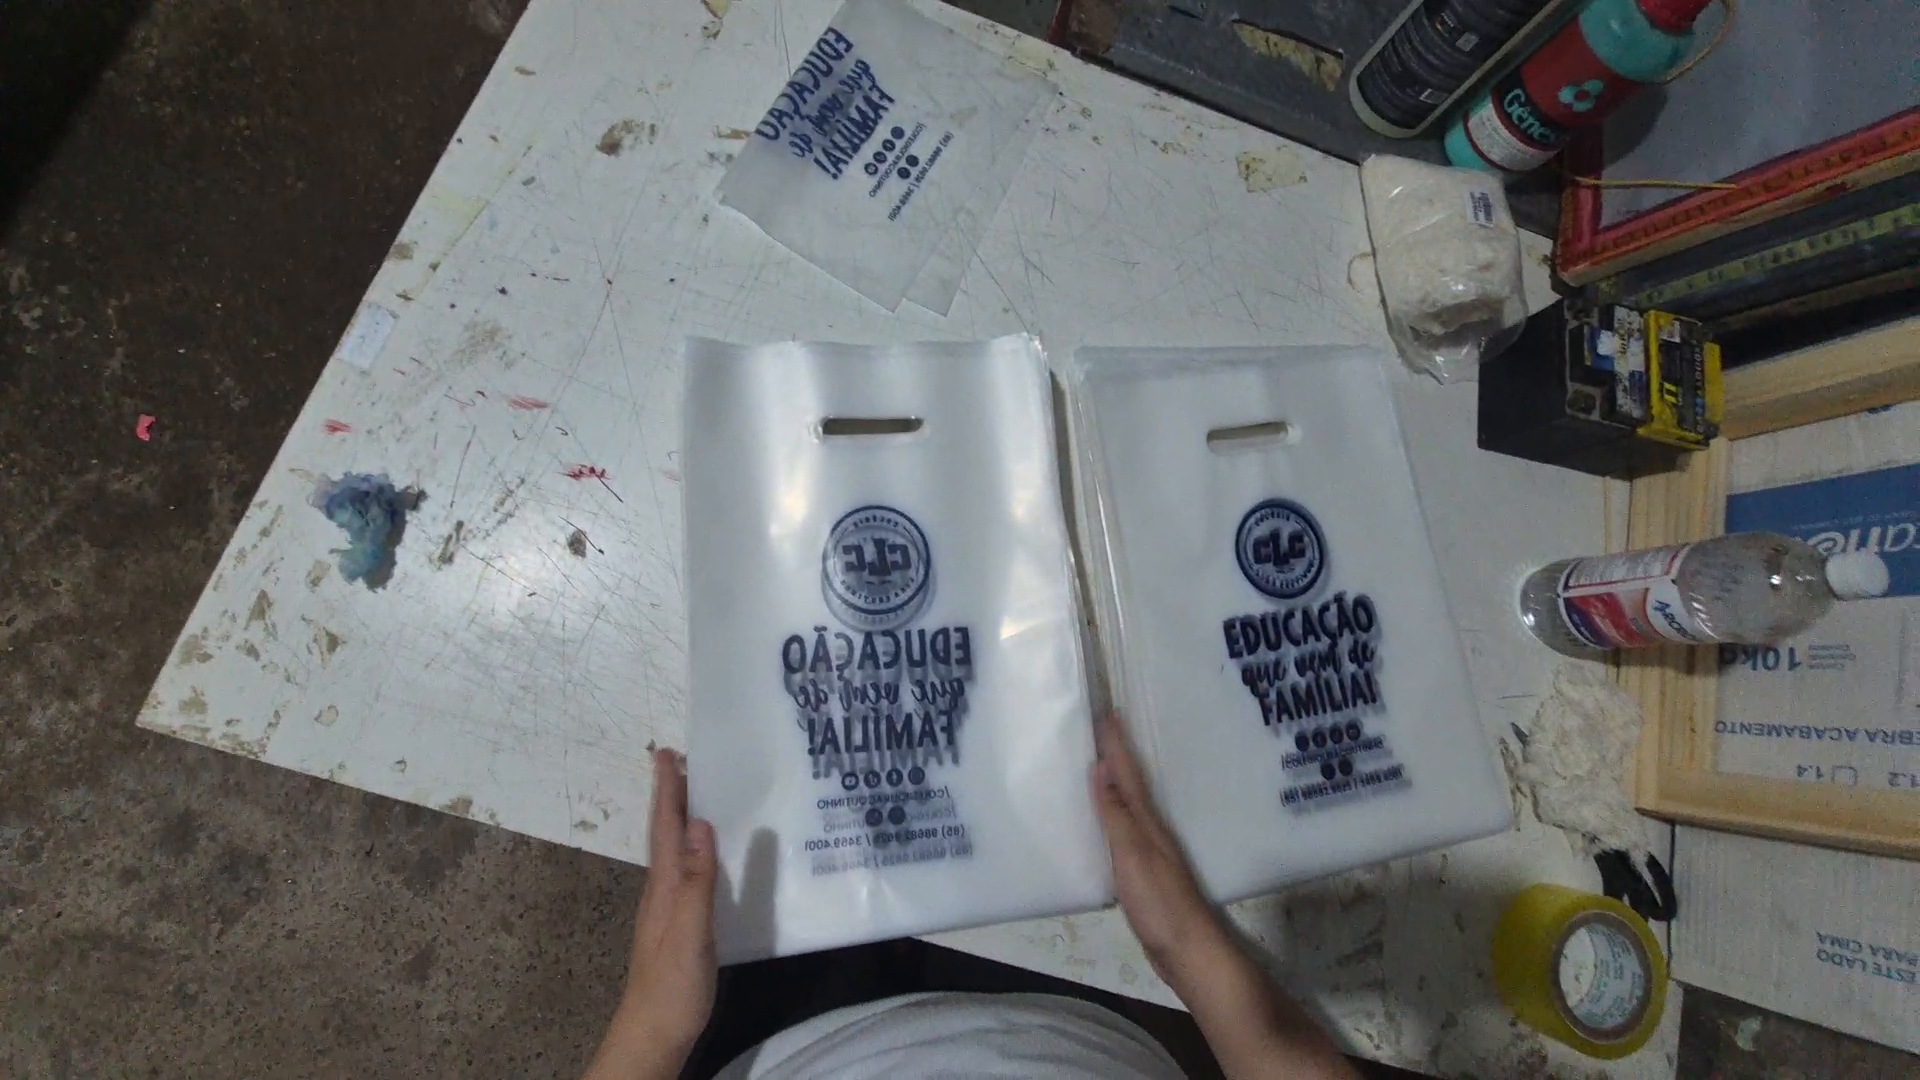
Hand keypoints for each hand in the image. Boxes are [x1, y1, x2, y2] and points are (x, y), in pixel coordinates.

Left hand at [585, 750, 717, 1079]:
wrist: (653, 1038)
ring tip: (696, 789)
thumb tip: (700, 822)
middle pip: (666, 831)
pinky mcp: (681, 921)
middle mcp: (663, 888)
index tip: (665, 752)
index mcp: (665, 885)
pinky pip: (687, 867)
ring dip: (681, 814)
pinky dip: (694, 843)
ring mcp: (669, 906)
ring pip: (675, 847)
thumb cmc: (672, 986)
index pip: (665, 826)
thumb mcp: (690, 932)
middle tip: (682, 757)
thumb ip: (697, 879)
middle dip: (672, 793)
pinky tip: (709, 848)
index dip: (667, 789)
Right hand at [1090, 711, 1230, 990]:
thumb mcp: (1133, 855)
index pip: (1128, 774)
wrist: (1190, 953)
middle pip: (1131, 782)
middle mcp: (1151, 828)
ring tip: (1100, 759)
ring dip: (1116, 779)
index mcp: (1147, 821)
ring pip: (1129, 803)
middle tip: (1104, 724)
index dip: (1118, 744)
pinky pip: (1125, 826)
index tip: (1109, 710)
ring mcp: (1150, 849)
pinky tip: (1105, 815)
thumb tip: (1101, 766)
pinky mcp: (1145, 871)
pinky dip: (1113, 811)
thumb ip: (1116, 813)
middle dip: (1118, 753)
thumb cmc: (1160, 902)